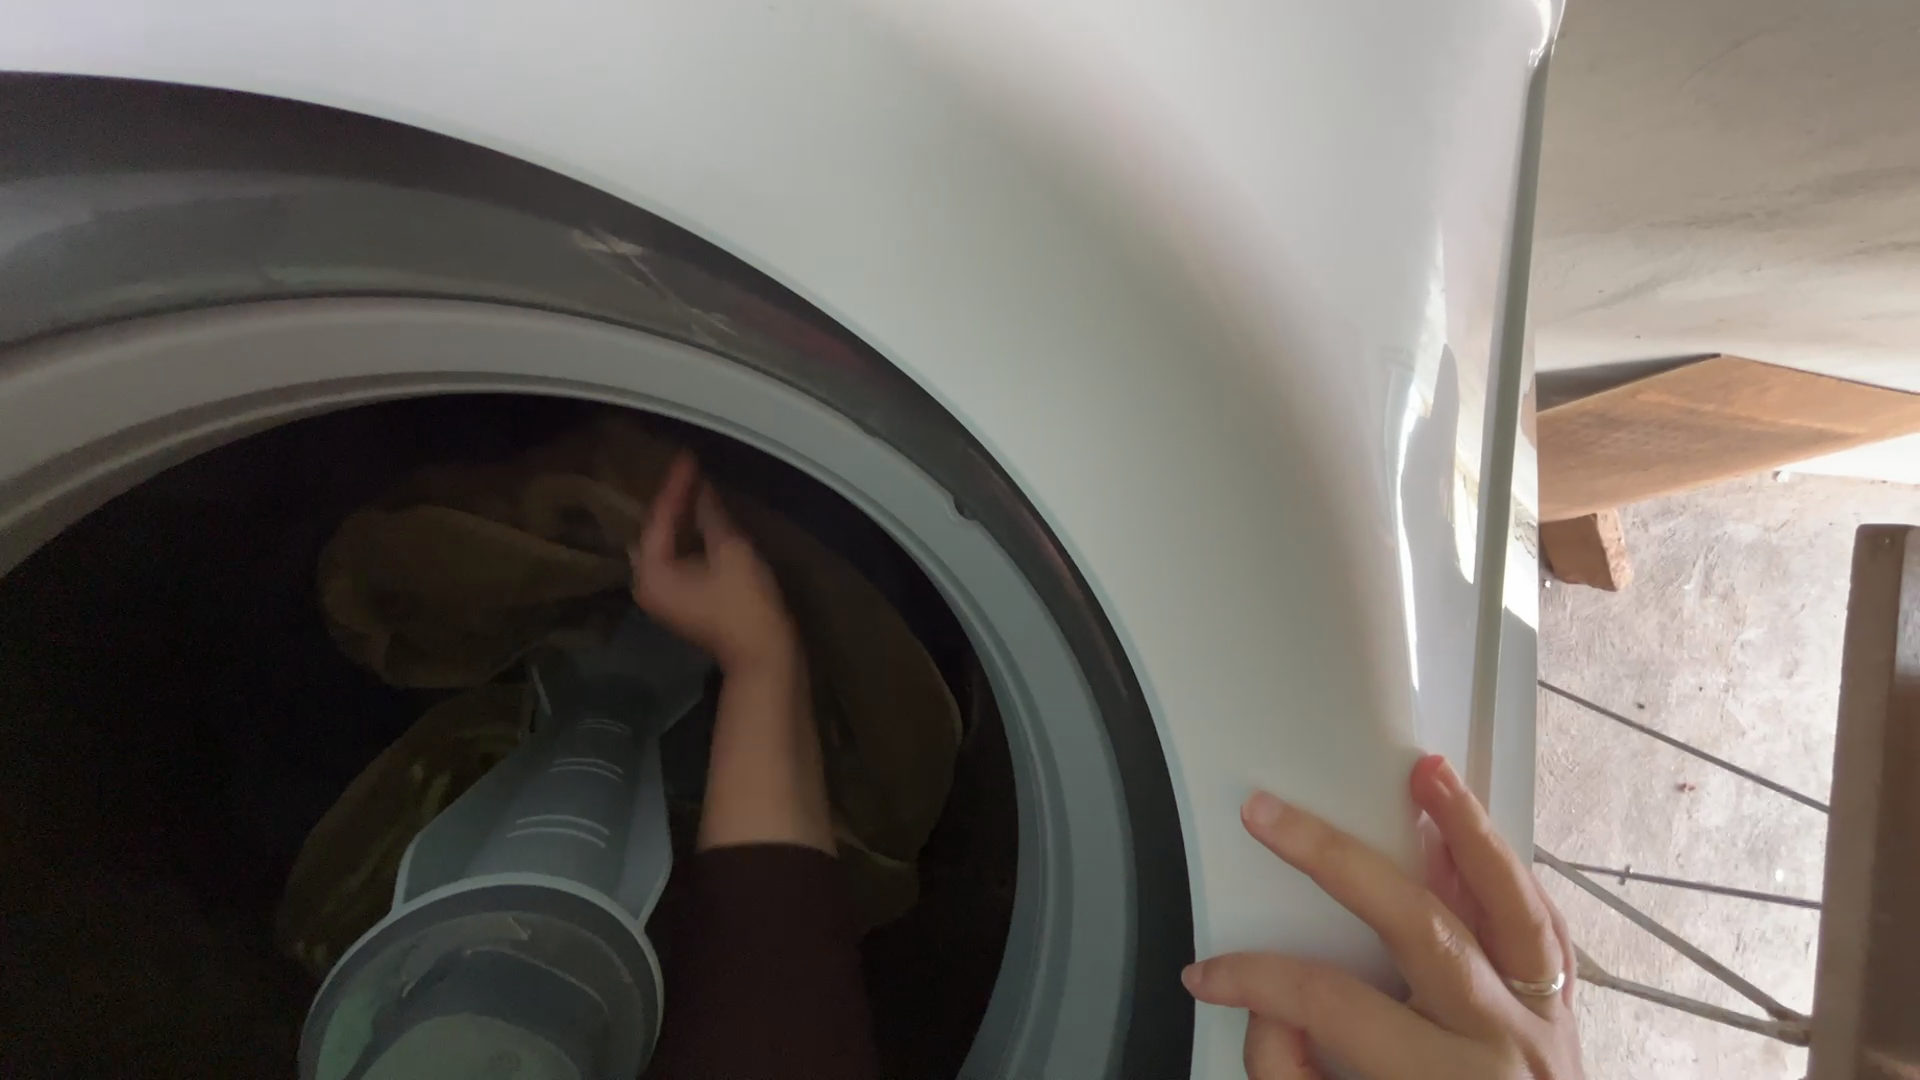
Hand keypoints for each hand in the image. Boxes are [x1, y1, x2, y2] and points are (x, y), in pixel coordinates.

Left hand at [629, 453, 796, 673]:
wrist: (764, 655)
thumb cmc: (747, 604)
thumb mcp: (732, 552)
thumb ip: (712, 516)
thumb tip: (702, 490)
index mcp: (653, 573)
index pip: (659, 518)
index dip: (676, 486)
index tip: (688, 456)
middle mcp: (648, 585)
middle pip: (654, 532)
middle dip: (669, 503)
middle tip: (688, 472)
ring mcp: (664, 597)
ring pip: (664, 547)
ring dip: (679, 520)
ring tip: (694, 489)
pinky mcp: (683, 601)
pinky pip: (676, 560)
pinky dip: (686, 539)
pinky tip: (702, 521)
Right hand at [1182, 756, 1583, 1079]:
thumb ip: (1294, 1077)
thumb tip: (1270, 1008)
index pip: (1333, 1001)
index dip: (1255, 980)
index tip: (1208, 975)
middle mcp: (1509, 1048)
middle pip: (1417, 925)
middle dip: (1330, 858)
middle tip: (1264, 813)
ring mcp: (1547, 1021)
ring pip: (1512, 908)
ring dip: (1466, 829)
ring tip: (1427, 771)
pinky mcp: (1561, 1007)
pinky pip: (1541, 924)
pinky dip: (1502, 865)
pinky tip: (1468, 819)